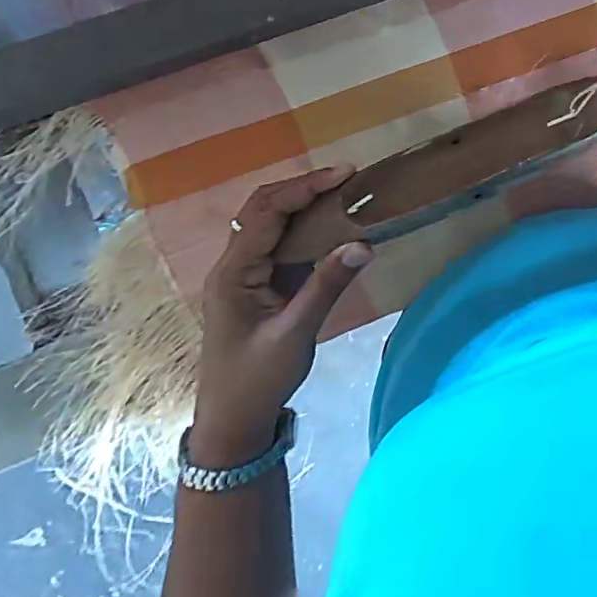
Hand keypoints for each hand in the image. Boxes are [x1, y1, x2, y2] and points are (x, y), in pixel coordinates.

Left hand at [191, 166, 373, 466]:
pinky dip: (305, 230)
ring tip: (343, 194)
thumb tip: (363, 243)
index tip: (343, 175)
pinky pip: (279, 245)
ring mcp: (244, 274)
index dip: (303, 188)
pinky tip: (331, 228)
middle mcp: (234, 265)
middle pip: (263, 209)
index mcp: (233, 272)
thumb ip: (326, 285)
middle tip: (347, 178)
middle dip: (303, 188)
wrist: (232, 421)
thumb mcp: (295, 334)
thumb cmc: (256, 380)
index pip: (266, 212)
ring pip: (270, 224)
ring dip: (303, 205)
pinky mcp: (257, 285)